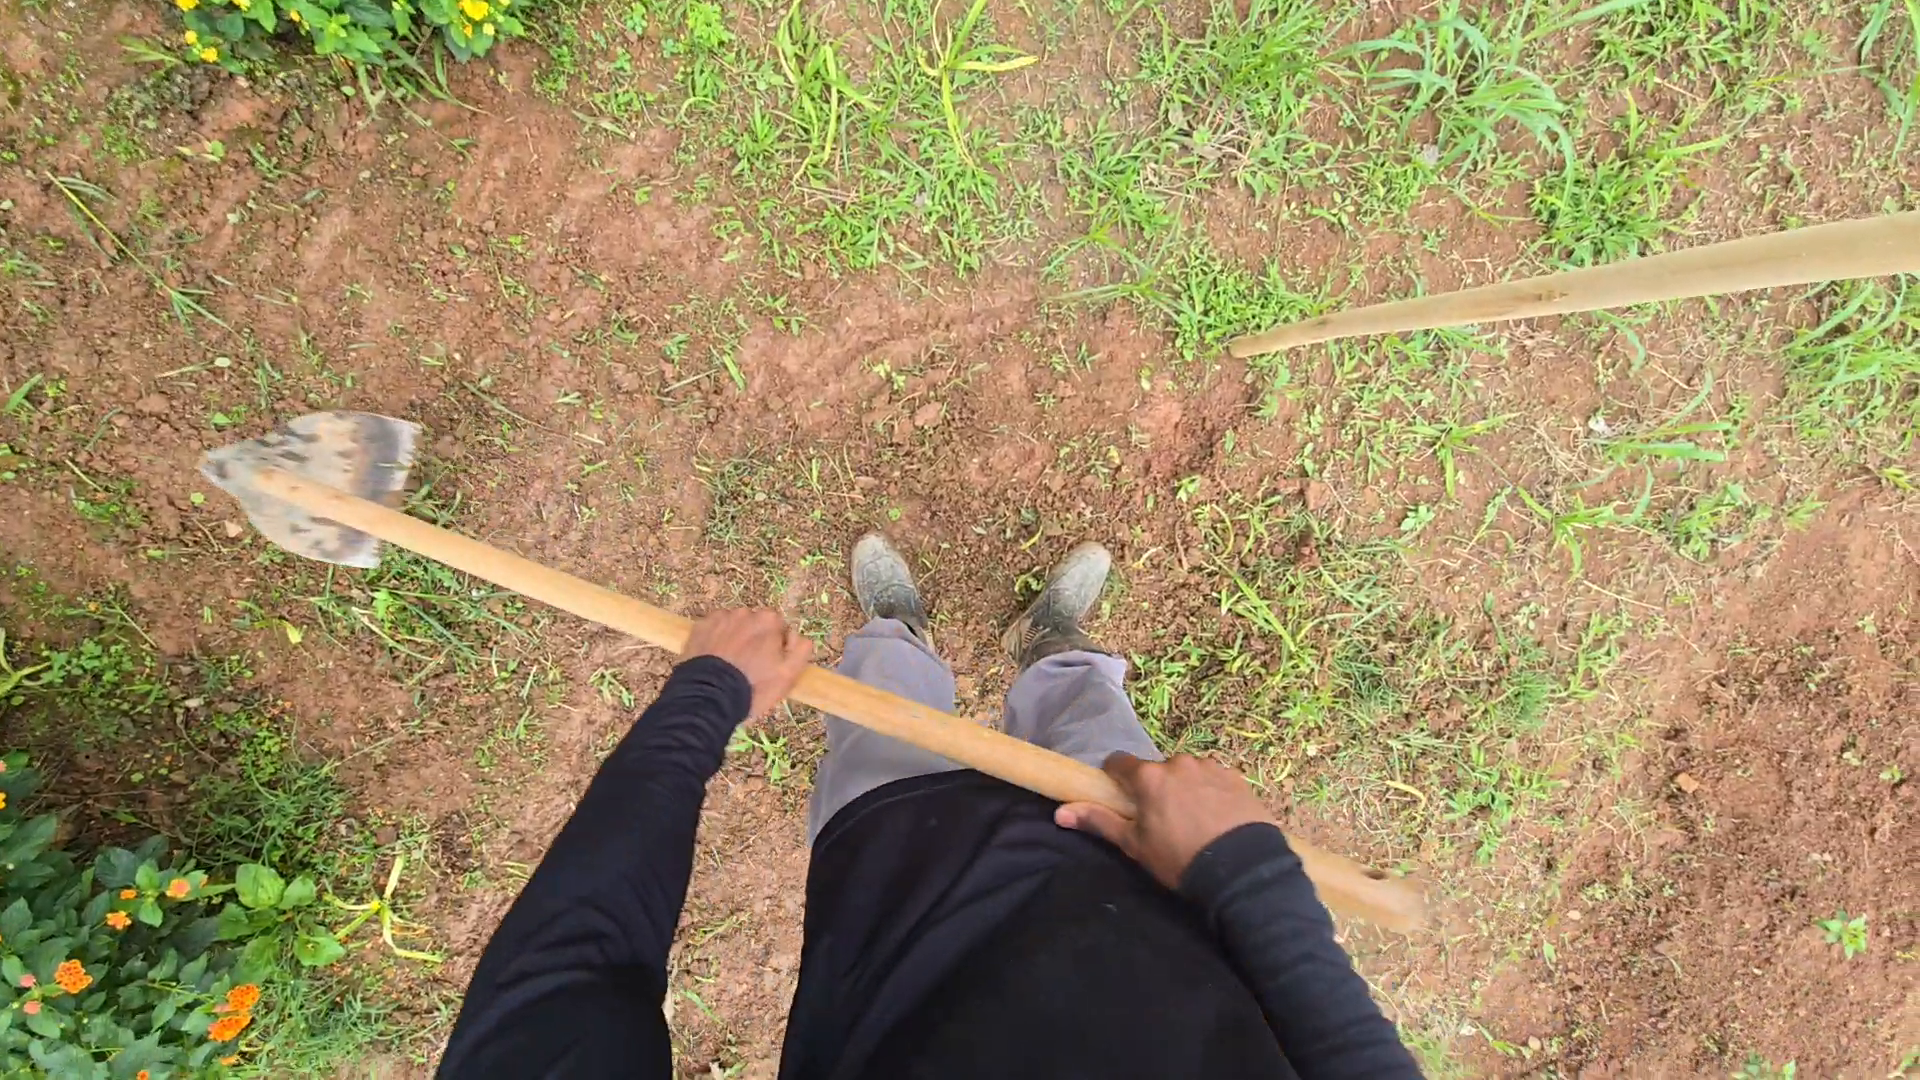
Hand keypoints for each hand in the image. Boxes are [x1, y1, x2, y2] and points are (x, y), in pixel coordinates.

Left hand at [680, 609, 813, 718]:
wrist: (708, 698)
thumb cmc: (754, 686)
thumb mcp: (789, 674)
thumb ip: (802, 649)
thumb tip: (797, 636)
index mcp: (770, 620)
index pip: (779, 629)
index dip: (776, 647)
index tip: (769, 665)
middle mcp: (745, 612)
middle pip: (756, 625)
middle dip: (755, 640)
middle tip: (749, 666)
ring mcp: (720, 618)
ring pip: (735, 626)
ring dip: (735, 639)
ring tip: (730, 665)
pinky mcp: (700, 627)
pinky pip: (714, 629)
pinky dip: (716, 640)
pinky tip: (715, 659)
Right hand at [1055, 752, 1276, 888]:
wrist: (1244, 871)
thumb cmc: (1180, 859)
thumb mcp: (1135, 845)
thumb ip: (1098, 821)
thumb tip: (1059, 812)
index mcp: (1147, 776)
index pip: (1119, 763)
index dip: (1117, 779)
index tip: (1124, 800)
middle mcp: (1176, 762)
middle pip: (1156, 770)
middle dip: (1156, 788)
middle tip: (1164, 820)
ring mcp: (1208, 766)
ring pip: (1186, 773)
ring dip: (1184, 788)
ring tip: (1196, 822)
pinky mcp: (1235, 776)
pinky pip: (1213, 778)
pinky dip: (1211, 792)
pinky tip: (1218, 818)